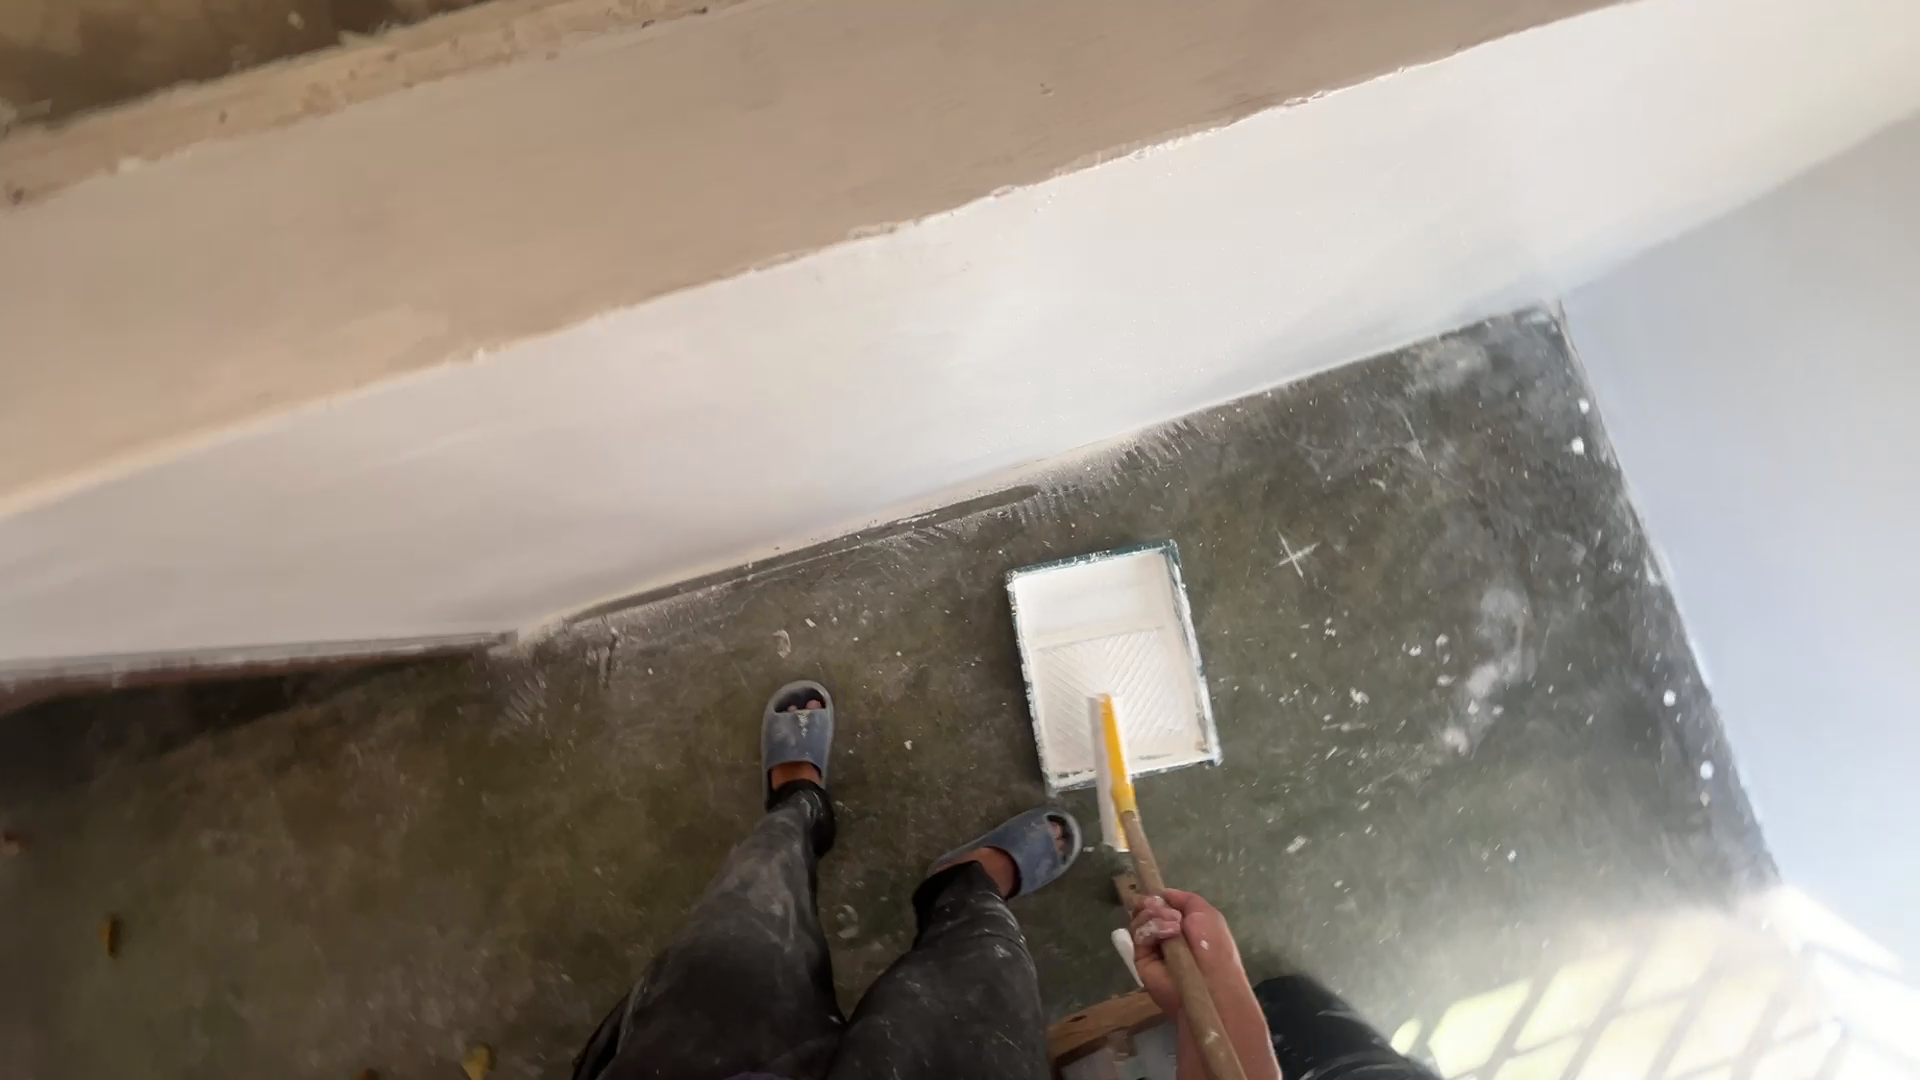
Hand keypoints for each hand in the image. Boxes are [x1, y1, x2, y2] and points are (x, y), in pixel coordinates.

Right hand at [1129, 889, 1281, 1079]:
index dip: (1157, 898)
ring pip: (1139, 919)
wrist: (1211, 984)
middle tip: (1166, 912)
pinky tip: (1167, 934)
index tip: (1159, 896)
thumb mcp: (1206, 913)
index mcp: (1179, 924)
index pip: (1158, 904)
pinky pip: (1138, 935)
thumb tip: (1161, 895)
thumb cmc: (1214, 947)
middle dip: (1153, 904)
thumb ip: (1184, 898)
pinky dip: (1150, 929)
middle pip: (1144, 909)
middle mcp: (1163, 934)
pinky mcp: (1141, 959)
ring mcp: (1151, 947)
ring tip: (1174, 927)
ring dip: (1155, 917)